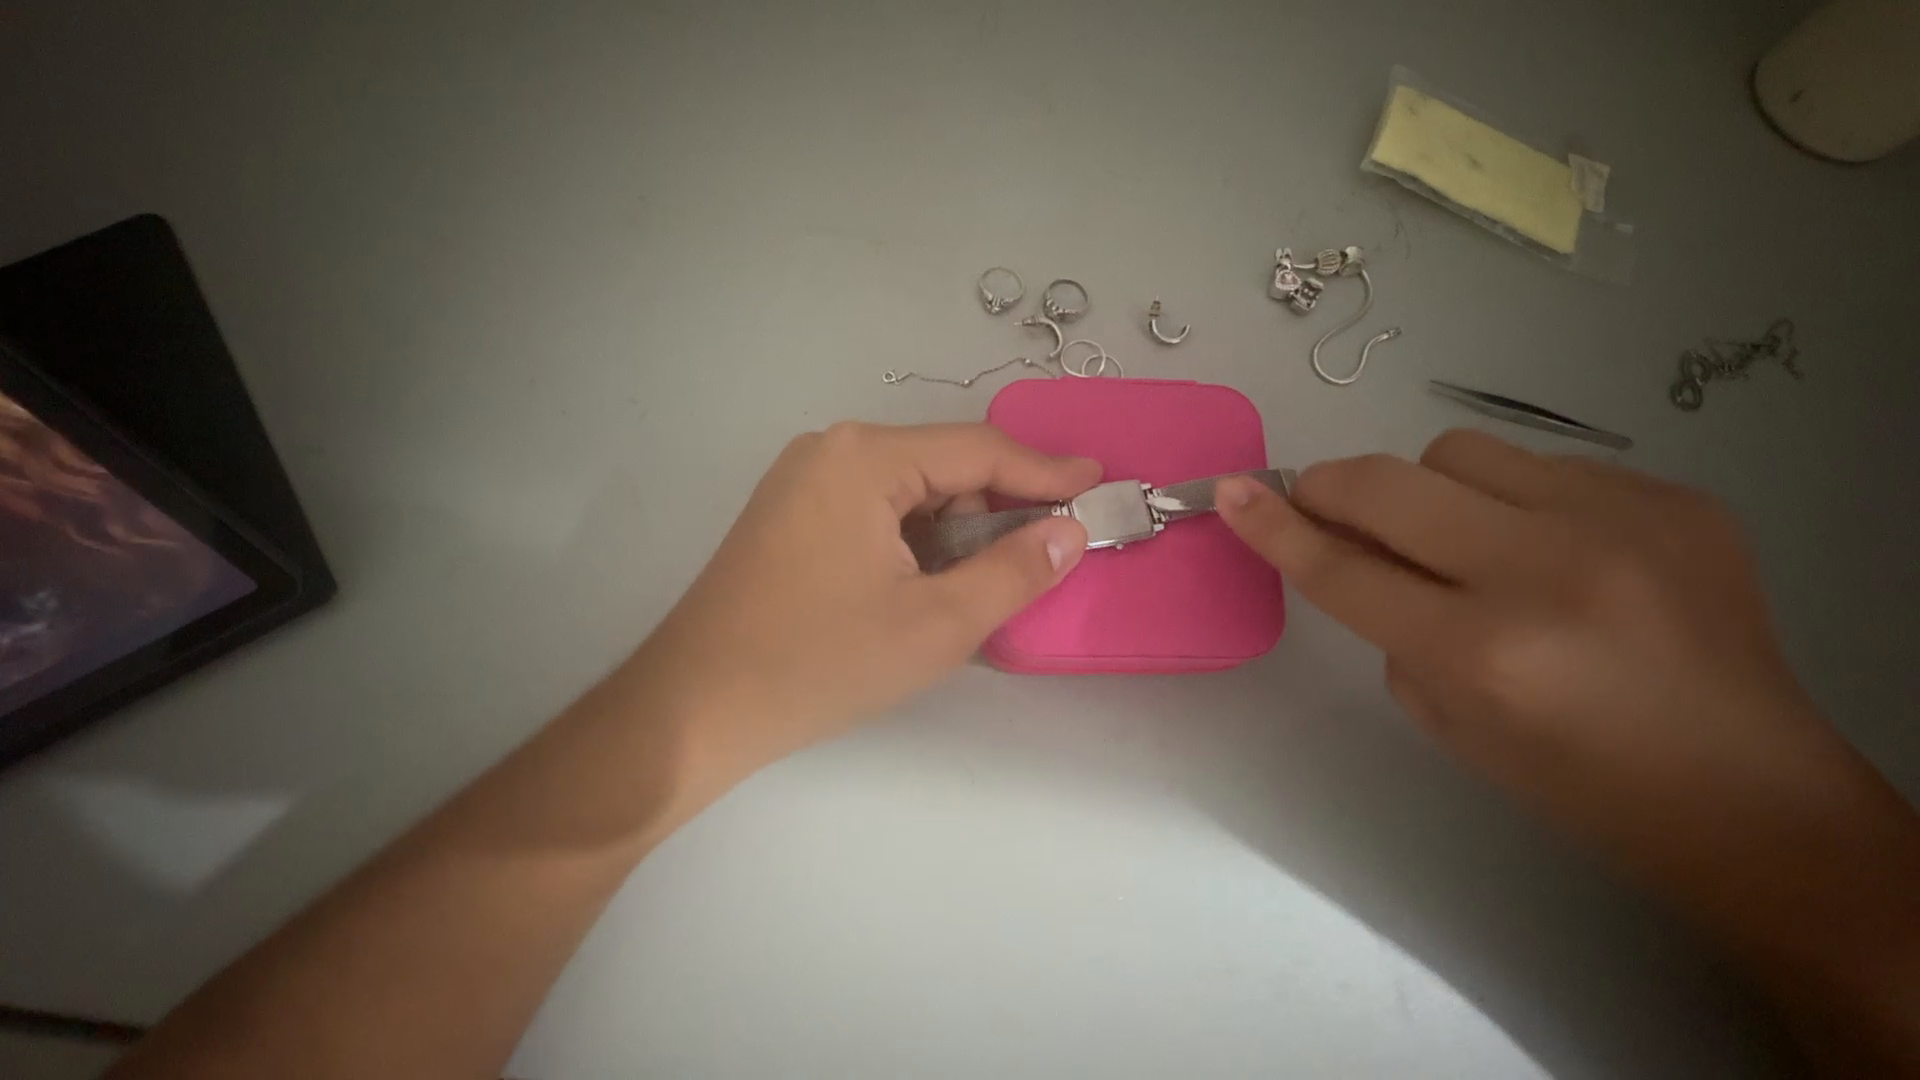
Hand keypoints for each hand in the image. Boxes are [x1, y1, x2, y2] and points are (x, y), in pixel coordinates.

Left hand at [633, 422, 1097, 776]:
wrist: (695, 709)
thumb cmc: (819, 664)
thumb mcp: (935, 625)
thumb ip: (1014, 572)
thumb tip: (1071, 533)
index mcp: (864, 458)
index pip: (978, 450)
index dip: (1046, 471)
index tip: (1099, 484)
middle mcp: (830, 452)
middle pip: (943, 467)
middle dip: (1002, 505)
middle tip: (1058, 544)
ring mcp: (804, 484)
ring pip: (911, 493)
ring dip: (961, 529)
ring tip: (1004, 572)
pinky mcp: (792, 518)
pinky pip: (877, 513)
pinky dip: (920, 542)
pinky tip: (941, 580)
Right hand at [1219, 428, 1823, 819]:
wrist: (1746, 792)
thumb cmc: (1569, 776)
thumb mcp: (1444, 711)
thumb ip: (1380, 620)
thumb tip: (1343, 541)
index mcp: (1483, 653)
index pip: (1343, 570)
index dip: (1275, 527)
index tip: (1233, 491)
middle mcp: (1548, 574)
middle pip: (1390, 486)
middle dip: (1333, 487)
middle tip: (1323, 504)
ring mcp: (1623, 524)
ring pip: (1460, 452)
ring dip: (1427, 490)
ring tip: (1457, 536)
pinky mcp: (1676, 499)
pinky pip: (1543, 465)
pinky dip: (1511, 499)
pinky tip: (1547, 548)